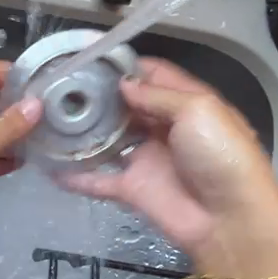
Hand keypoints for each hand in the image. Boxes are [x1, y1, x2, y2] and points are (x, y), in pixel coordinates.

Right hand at [56, 58, 277, 268]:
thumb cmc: (220, 156)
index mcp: (188, 105)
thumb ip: (158, 95)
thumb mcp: (198, 111)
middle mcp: (165, 129)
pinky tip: (49, 167)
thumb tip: (123, 84)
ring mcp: (146, 159)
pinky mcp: (131, 188)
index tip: (93, 59)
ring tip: (51, 118)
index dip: (128, 66)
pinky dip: (75, 176)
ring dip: (85, 132)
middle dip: (101, 96)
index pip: (155, 76)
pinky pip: (97, 181)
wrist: (228, 219)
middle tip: (63, 86)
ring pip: (109, 141)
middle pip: (128, 107)